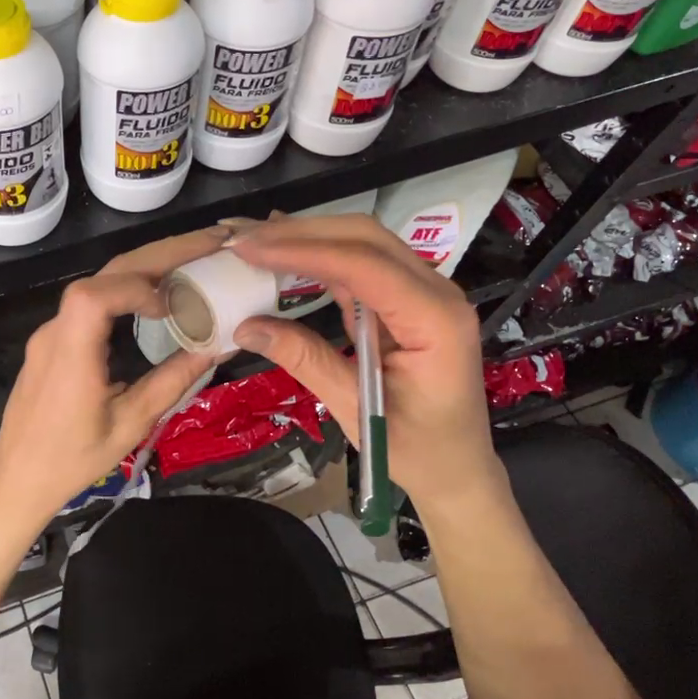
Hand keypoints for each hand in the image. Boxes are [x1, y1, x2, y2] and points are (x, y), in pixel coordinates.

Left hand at [0, 227, 225, 519]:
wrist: (18, 474)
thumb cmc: (72, 459)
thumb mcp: (129, 426)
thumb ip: (171, 382)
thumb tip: (215, 347)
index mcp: (70, 355)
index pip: (94, 295)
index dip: (136, 287)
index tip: (169, 305)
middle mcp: (55, 332)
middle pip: (104, 275)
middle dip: (160, 254)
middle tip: (213, 242)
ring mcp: (51, 332)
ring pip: (98, 282)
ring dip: (146, 265)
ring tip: (195, 257)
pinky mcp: (54, 338)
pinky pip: (92, 300)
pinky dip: (129, 286)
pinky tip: (160, 291)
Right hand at [224, 214, 500, 503]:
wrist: (456, 466)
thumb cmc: (417, 448)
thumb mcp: (357, 410)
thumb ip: (306, 360)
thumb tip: (246, 326)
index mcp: (435, 319)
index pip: (364, 265)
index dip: (303, 251)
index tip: (249, 248)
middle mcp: (436, 292)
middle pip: (365, 239)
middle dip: (300, 232)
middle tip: (241, 237)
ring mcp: (422, 292)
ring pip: (362, 243)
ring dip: (306, 236)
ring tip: (252, 237)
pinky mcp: (403, 299)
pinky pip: (360, 264)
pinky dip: (318, 254)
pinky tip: (283, 249)